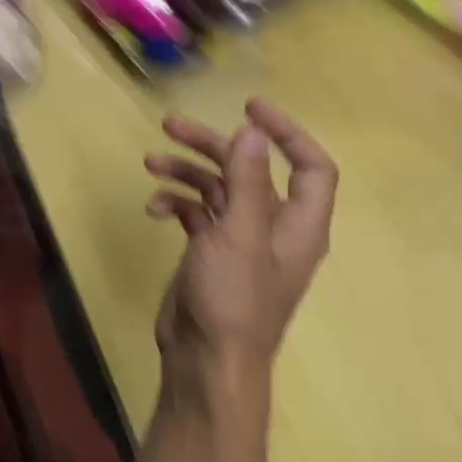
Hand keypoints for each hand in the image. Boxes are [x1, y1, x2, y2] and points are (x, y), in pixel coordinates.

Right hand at [143, 100, 337, 385]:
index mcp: (298, 225)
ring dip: (185, 171)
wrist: (208, 355)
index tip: (247, 106)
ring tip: (149, 163)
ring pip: (217, 188)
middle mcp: (273, 227)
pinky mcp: (210, 251)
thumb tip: (252, 132)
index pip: (311, 168)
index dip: (287, 133)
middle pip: (250, 171)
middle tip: (169, 126)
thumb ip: (247, 183)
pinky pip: (195, 212)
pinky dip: (174, 202)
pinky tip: (152, 209)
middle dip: (212, 145)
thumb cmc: (233, 297)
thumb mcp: (238, 235)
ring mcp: (240, 240)